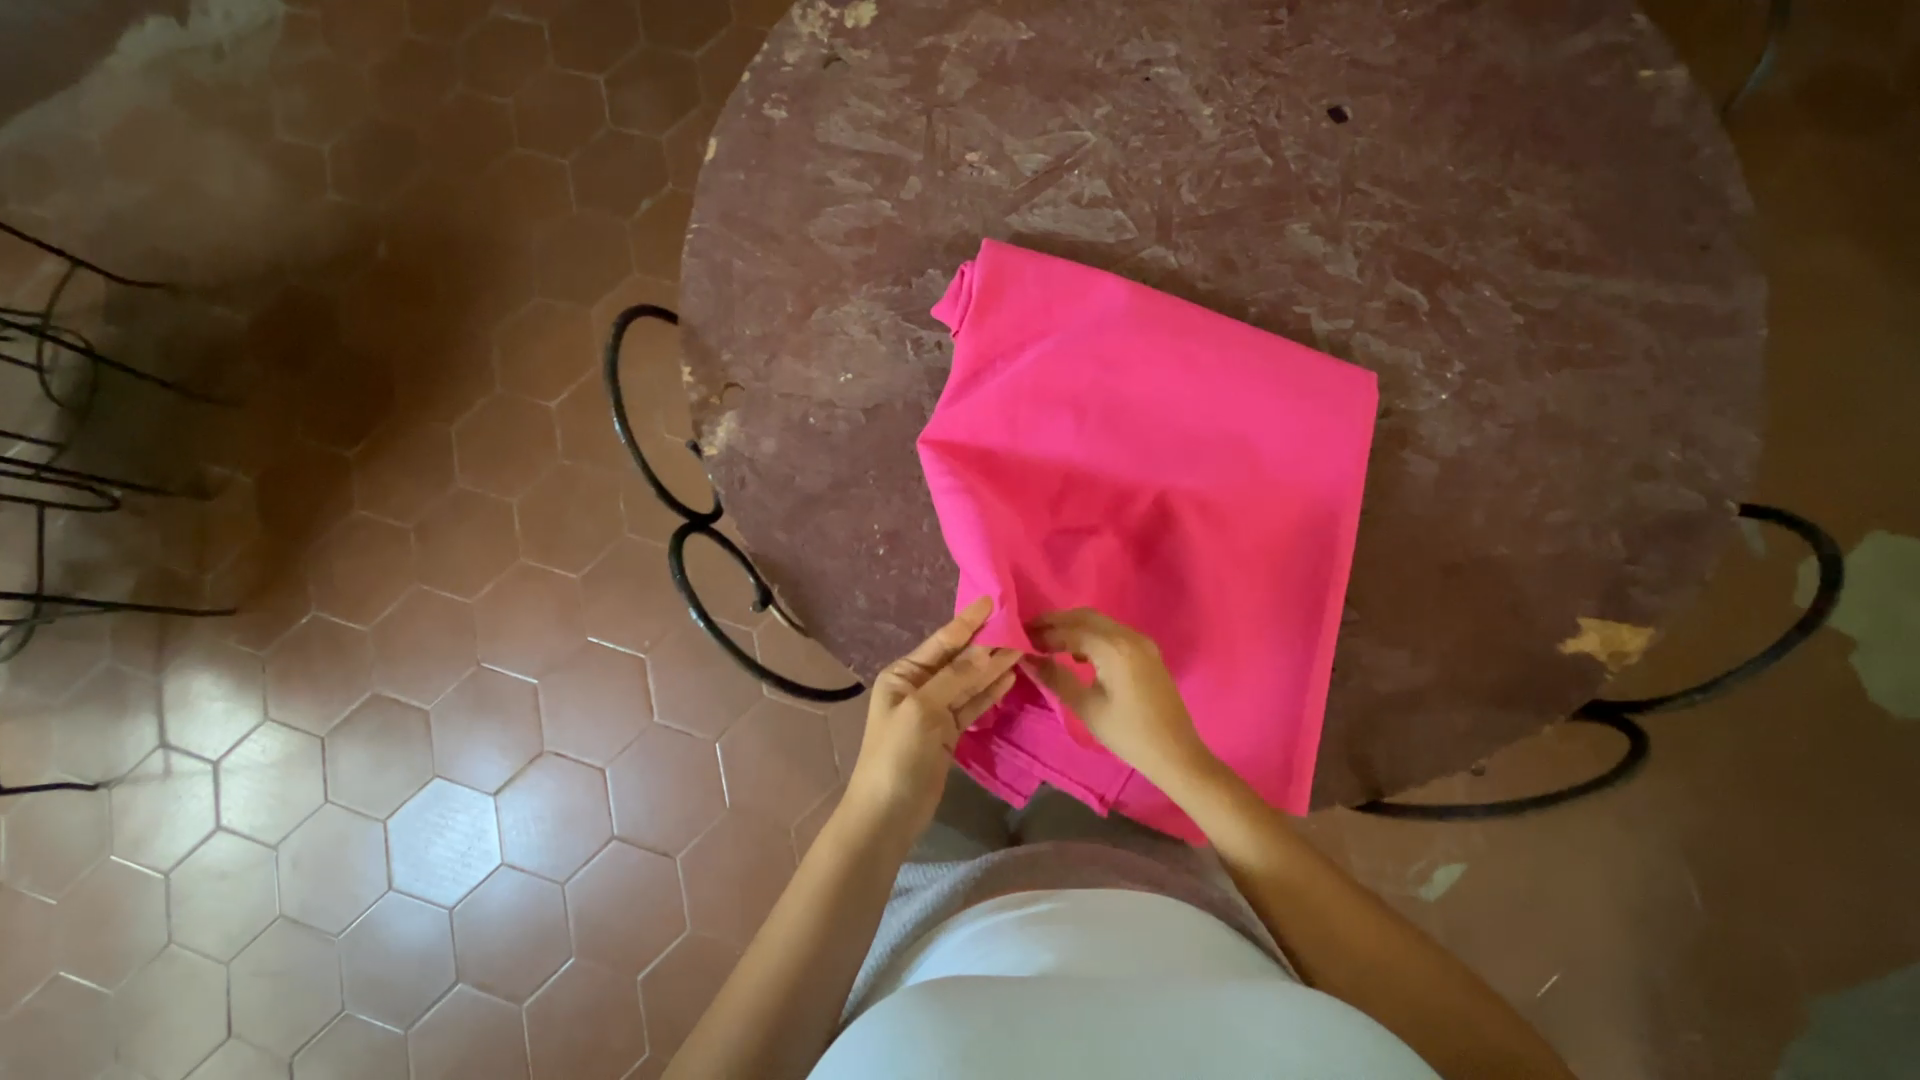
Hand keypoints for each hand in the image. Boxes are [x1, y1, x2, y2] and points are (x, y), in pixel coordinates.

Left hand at [843, 597, 1020, 835]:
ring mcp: (933, 711)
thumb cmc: (897, 755)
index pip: (942, 641)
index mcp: (902, 674)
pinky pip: (972, 705)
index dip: (968, 621)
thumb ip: (956, 678)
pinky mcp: (948, 734)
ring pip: (969, 682)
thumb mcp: (923, 710)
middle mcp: (917, 686)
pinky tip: (1009, 677)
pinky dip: (989, 692)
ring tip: (1023, 647)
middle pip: (958, 660)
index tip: (993, 600)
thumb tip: (988, 649)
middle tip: (1020, 625)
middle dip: (986, 644)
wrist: (887, 814)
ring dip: (993, 667)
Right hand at [1023, 608, 1218, 789]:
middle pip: (1085, 617)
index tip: (1019, 641)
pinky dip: (1091, 636)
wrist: (1176, 754)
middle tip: (1029, 635)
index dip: (1043, 633)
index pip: (1070, 629)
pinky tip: (1077, 656)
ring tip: (1047, 645)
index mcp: (1114, 648)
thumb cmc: (1128, 734)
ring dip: (1073, 628)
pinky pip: (1113, 633)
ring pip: (1100, 622)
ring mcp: (1142, 643)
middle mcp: (1129, 636)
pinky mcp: (1147, 653)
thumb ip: (1055, 678)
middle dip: (1056, 623)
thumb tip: (1027, 659)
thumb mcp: (1086, 707)